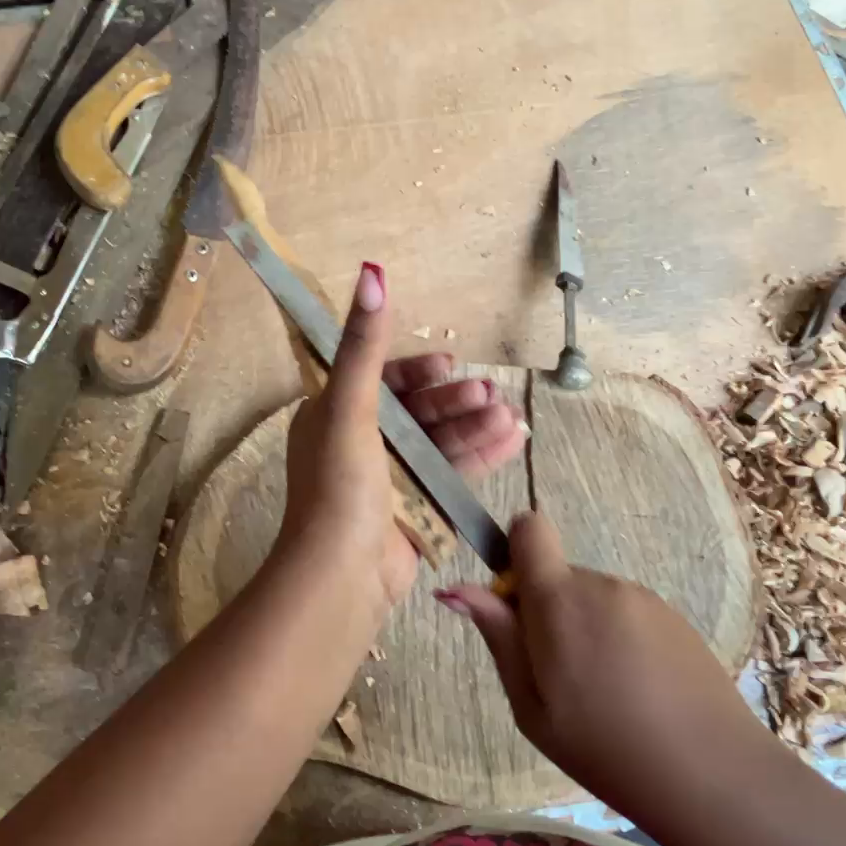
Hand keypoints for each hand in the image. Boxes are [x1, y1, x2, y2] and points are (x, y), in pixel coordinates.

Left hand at [281, 264, 526, 608]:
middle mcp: (359, 444)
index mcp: (333, 416)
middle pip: (417, 412)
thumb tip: (371, 273)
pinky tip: (512, 439)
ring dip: (473, 426)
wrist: (343, 573)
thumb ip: (364, 344)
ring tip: (510, 416)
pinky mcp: (415, 510)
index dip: (415, 371)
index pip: (380, 381)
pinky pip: (451, 473)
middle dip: (454, 401)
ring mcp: (389, 480)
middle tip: (489, 393)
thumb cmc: (339, 484)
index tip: (447, 364)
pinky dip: (479, 456)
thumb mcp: (350, 405)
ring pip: (439, 442)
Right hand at [439, 513, 772, 814]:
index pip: (530, 529)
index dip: (516, 554)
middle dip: (548, 610)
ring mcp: (644, 599)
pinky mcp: (676, 619)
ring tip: (603, 692)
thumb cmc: (602, 746)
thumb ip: (497, 637)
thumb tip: (454, 589)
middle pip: (559, 575)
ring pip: (593, 598)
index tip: (517, 605)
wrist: (713, 776)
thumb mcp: (530, 703)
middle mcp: (602, 584)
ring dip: (585, 628)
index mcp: (559, 599)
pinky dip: (620, 641)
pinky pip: (627, 614)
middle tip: (559, 676)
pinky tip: (637, 692)